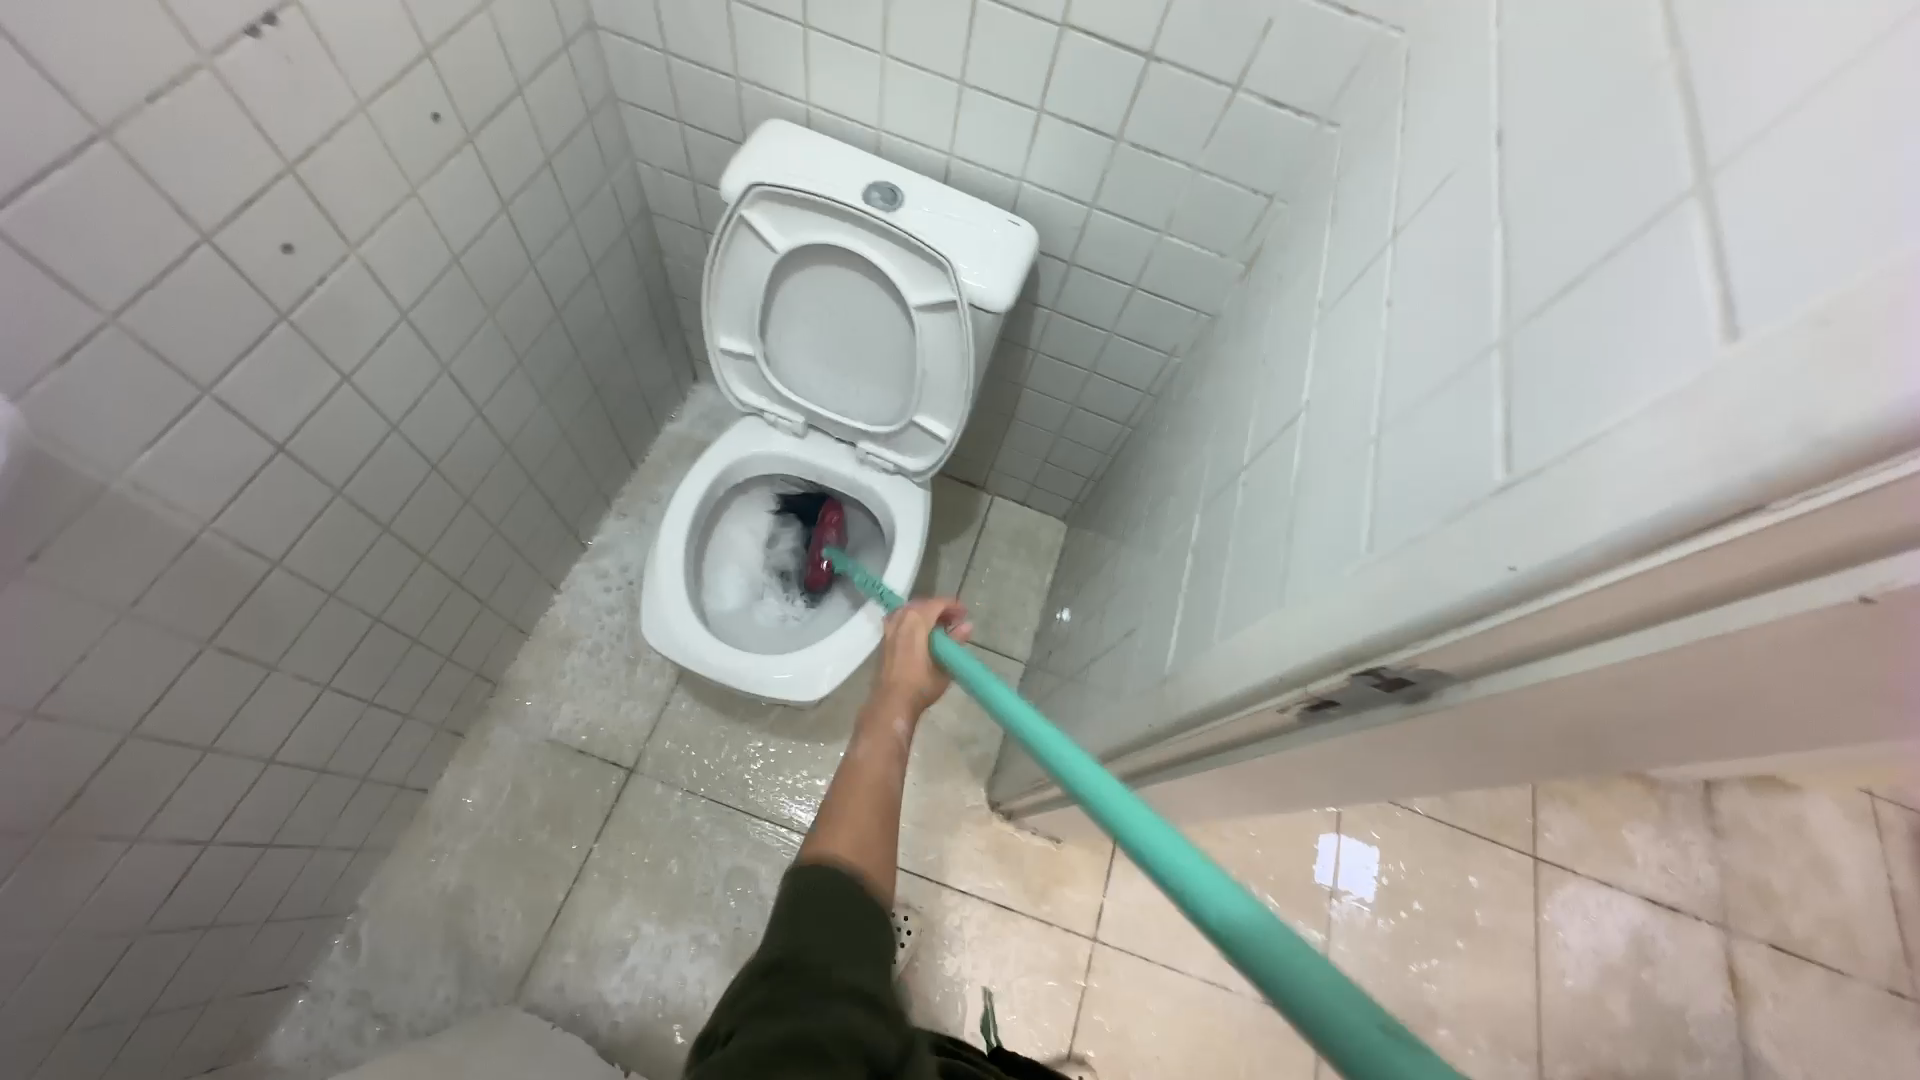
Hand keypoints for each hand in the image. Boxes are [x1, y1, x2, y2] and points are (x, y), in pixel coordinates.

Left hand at [874, 598, 971, 715]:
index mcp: (916, 621)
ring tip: (938, 627)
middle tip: (954, 620)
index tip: (964, 613)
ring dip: (925, 614)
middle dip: (939, 609)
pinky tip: (921, 635)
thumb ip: (955, 641)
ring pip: (909, 611)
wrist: (891, 702)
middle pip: (922, 604)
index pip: (937, 603)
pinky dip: (912, 621)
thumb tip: (967, 625)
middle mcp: (900, 619)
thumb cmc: (921, 685)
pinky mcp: (884, 640)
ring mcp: (889, 629)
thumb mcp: (944, 665)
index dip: (952, 605)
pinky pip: (900, 620)